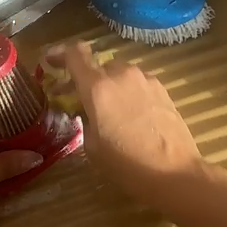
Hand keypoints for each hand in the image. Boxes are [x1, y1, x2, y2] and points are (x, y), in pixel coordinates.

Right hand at [50, 40, 209, 206]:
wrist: (175, 173)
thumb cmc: (127, 164)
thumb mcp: (92, 146)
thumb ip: (84, 120)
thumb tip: (87, 111)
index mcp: (98, 87)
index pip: (75, 54)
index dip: (60, 53)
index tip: (51, 60)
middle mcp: (122, 75)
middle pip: (98, 66)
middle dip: (86, 80)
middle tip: (78, 100)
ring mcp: (145, 80)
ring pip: (119, 74)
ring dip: (109, 86)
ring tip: (108, 111)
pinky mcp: (163, 89)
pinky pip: (137, 84)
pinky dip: (127, 93)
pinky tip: (130, 115)